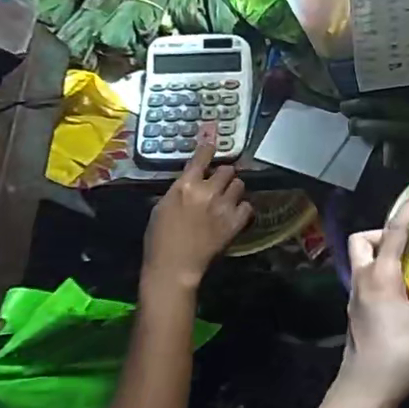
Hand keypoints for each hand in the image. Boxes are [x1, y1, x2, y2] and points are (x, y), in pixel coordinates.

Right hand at [144, 129, 252, 290]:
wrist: (175, 266)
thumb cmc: (160, 239)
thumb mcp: (162, 207)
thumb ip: (179, 190)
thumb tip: (190, 181)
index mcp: (186, 185)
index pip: (202, 156)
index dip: (209, 147)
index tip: (214, 141)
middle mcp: (208, 191)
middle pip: (227, 170)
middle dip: (223, 175)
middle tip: (219, 184)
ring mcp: (224, 206)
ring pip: (240, 184)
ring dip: (234, 190)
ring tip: (227, 199)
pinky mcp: (235, 223)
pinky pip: (248, 206)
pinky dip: (242, 209)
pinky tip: (234, 215)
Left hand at [333, 194, 408, 407]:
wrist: (365, 389)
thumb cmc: (399, 356)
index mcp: (380, 277)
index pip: (392, 233)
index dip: (407, 211)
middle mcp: (362, 280)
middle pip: (362, 240)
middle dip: (383, 232)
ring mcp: (355, 295)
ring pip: (361, 259)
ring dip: (381, 252)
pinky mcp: (356, 310)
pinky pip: (365, 277)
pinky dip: (381, 271)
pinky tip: (404, 289)